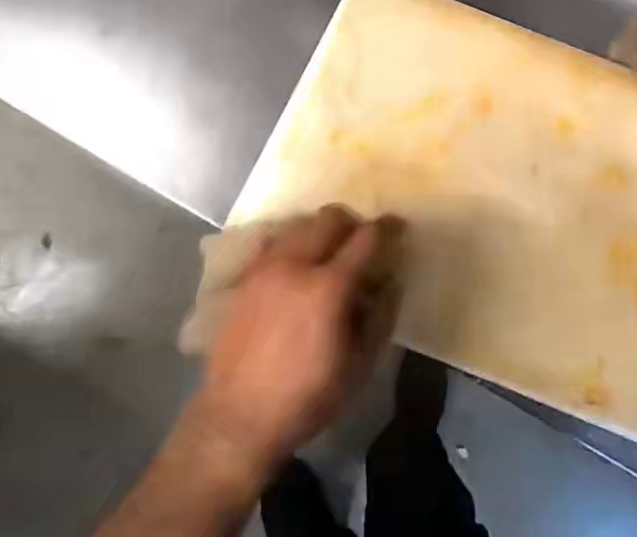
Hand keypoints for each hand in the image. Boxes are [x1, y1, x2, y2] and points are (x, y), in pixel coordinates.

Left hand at [191, 205, 403, 470]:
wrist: (238, 419)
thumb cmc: (306, 397)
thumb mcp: (358, 367)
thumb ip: (380, 317)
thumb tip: (390, 282)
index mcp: (329, 286)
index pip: (366, 238)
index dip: (388, 228)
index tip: (398, 227)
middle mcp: (296, 264)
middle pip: (330, 217)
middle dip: (352, 223)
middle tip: (362, 243)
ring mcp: (266, 267)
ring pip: (300, 224)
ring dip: (321, 230)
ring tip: (329, 254)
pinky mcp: (245, 277)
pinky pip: (273, 241)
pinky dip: (292, 243)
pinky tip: (296, 267)